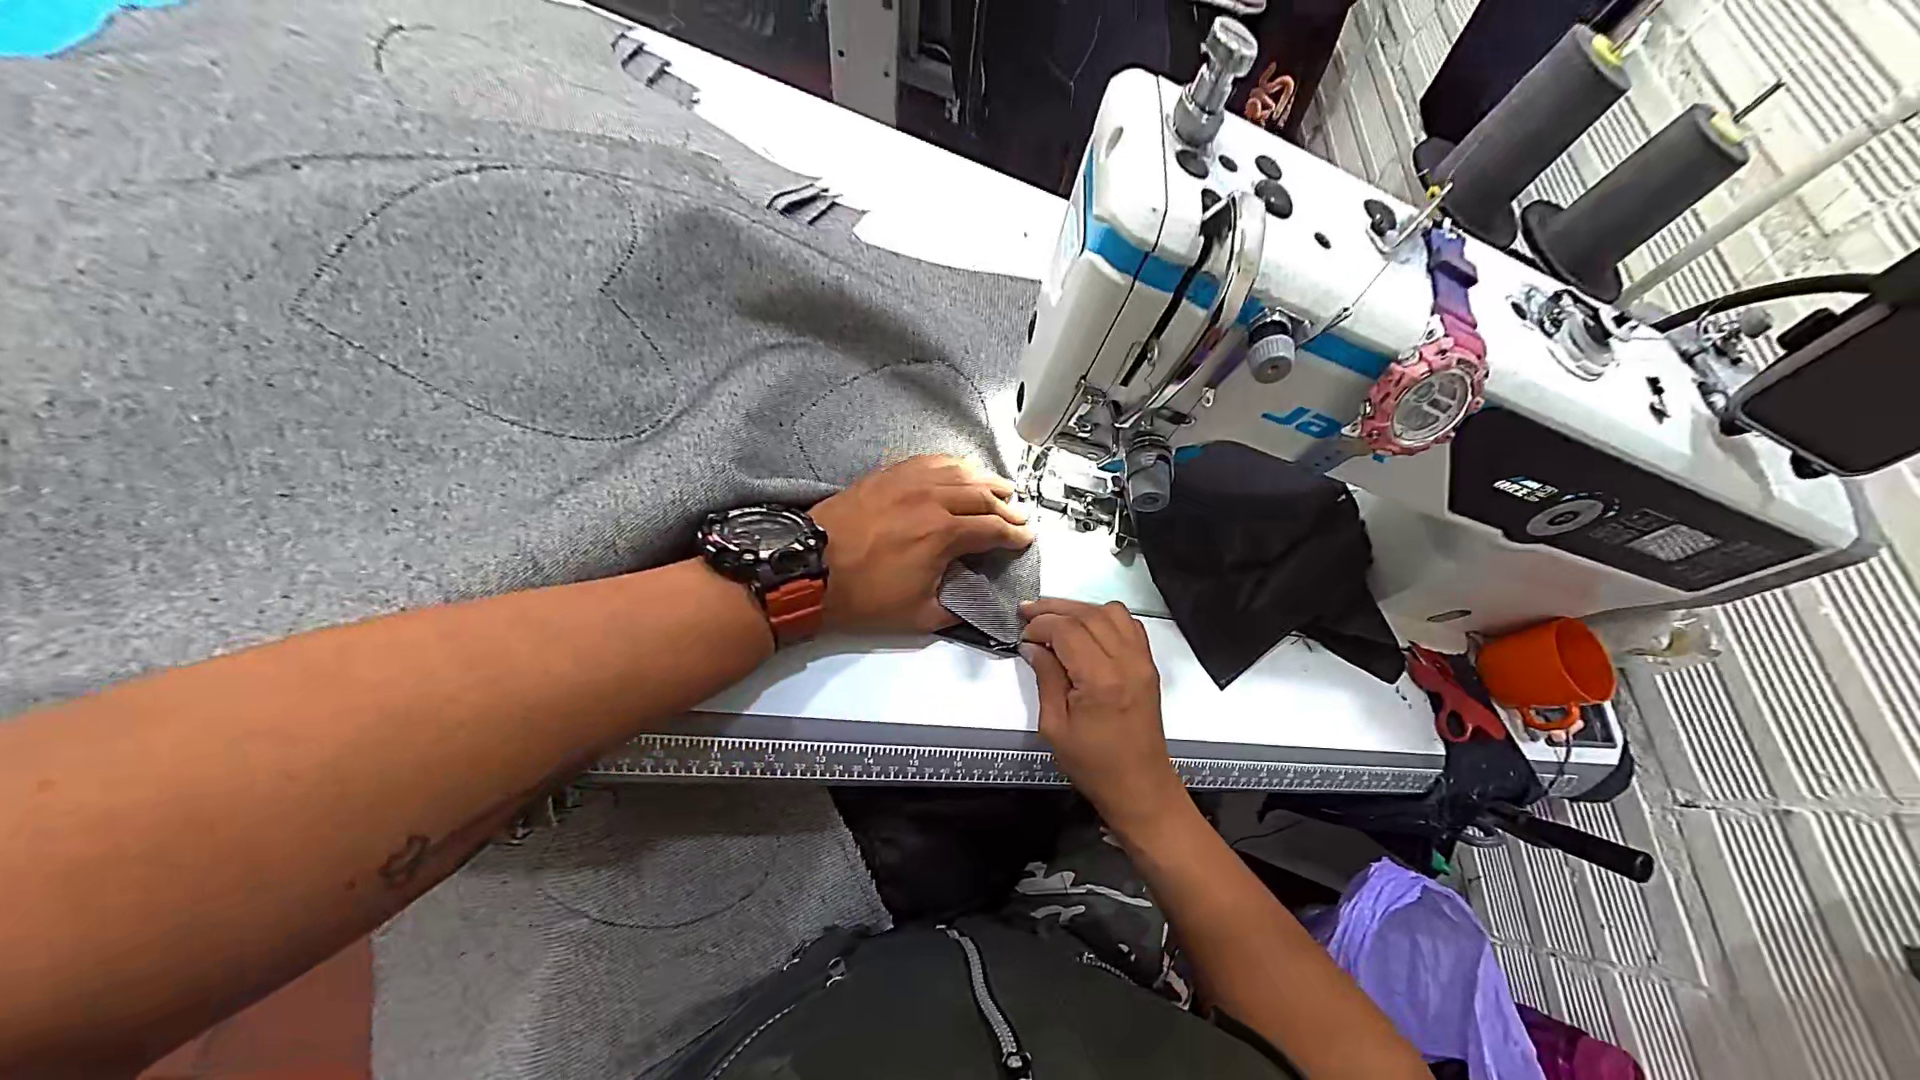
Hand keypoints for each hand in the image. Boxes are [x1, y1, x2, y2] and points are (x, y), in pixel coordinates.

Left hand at [809, 455, 1034, 633]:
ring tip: (1000, 486)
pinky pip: (928, 461)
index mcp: (942, 534)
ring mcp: (907, 483)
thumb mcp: (918, 616)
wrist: (810, 570)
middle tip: (1019, 515)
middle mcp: (930, 500)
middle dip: (1007, 506)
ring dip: (985, 480)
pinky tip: (958, 468)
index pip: (994, 529)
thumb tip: (971, 600)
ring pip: (960, 472)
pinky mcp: (887, 476)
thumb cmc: (858, 593)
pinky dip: (951, 464)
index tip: (1024, 538)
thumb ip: (955, 606)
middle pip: (983, 495)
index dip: (1015, 535)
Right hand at [1019, 598, 1187, 831]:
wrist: (1140, 787)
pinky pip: (1129, 624)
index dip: (1040, 625)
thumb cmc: (1095, 765)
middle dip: (1054, 608)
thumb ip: (1046, 678)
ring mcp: (1142, 661)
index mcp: (1101, 680)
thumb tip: (1033, 646)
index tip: (1023, 635)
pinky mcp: (1148, 665)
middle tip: (1028, 613)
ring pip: (1110, 611)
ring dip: (1080, 609)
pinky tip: (1086, 629)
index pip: (1066, 629)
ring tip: (1055, 618)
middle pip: (1088, 613)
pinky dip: (1104, 618)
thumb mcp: (1055, 726)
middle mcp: (1126, 662)